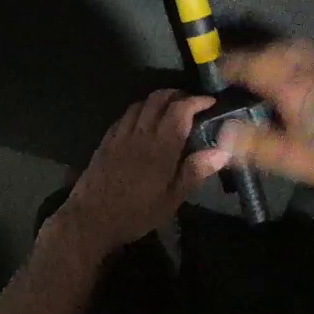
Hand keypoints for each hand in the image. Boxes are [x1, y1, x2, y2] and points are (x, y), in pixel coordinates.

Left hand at [54, 90, 229, 256]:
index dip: (197, 101)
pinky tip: (143, 124)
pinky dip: (139, 112)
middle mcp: (141, 133)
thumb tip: (222, 151)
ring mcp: (120, 134)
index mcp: (161, 146)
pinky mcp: (106, 140)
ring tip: (169, 112)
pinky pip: (125, 116)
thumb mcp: (171, 199)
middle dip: (177, 95)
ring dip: (157, 101)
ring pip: (140, 104)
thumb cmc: (136, 212)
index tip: (210, 102)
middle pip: (158, 98)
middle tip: (191, 104)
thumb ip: (195, 171)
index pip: (180, 109)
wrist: (91, 218)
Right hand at [218, 40, 313, 198]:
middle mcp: (309, 69)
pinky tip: (291, 71)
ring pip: (293, 47)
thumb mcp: (288, 159)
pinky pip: (310, 53)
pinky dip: (292, 55)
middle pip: (273, 49)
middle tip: (235, 68)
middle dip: (251, 55)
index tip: (215, 69)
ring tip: (260, 66)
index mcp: (292, 86)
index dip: (230, 65)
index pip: (252, 65)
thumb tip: (220, 134)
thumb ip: (252, 145)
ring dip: (272, 52)